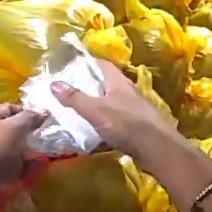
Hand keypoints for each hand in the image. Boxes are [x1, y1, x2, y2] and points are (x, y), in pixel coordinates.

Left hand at [0, 104, 45, 211]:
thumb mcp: (12, 130)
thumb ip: (29, 118)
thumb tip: (44, 111)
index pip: (11, 108)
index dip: (29, 113)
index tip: (47, 122)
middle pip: (14, 129)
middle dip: (32, 135)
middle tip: (49, 141)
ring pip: (17, 150)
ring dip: (30, 154)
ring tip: (44, 159)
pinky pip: (14, 167)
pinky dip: (24, 169)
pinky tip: (33, 174)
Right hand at [51, 66, 177, 163]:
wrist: (157, 148)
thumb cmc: (126, 124)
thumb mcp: (96, 110)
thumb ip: (75, 98)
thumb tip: (54, 83)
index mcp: (119, 83)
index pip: (103, 65)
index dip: (88, 63)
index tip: (72, 67)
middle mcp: (129, 92)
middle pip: (108, 84)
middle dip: (91, 85)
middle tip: (72, 90)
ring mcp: (135, 110)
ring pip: (113, 102)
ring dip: (99, 105)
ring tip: (81, 110)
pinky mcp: (138, 126)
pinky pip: (118, 120)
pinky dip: (107, 122)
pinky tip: (97, 131)